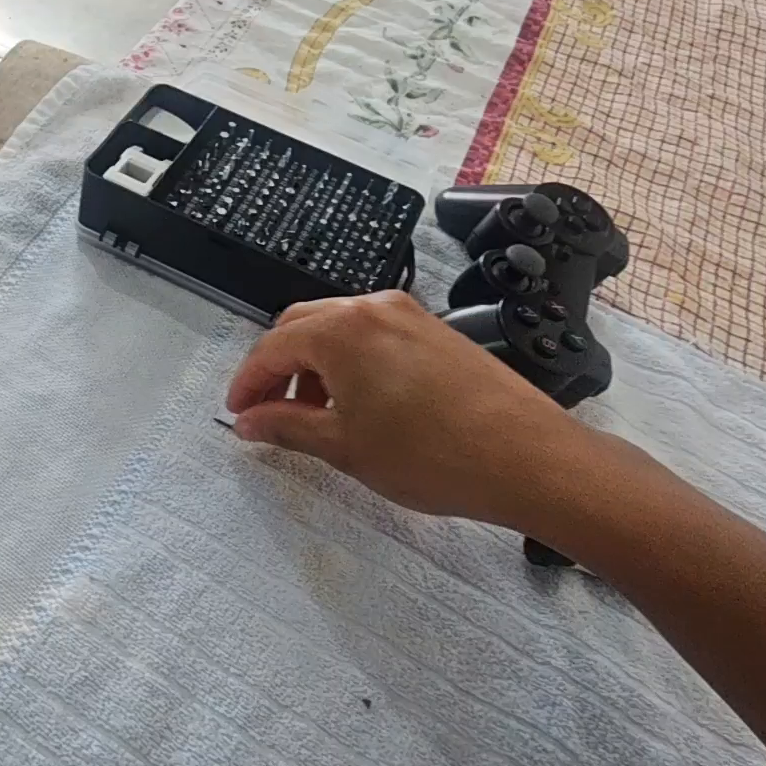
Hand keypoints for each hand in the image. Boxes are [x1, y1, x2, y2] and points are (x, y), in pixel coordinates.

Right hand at [224, 291, 594, 529]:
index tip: (237, 414)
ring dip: (312, 364)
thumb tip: (247, 422)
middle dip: (276, 367)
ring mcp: (409, 314)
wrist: (528, 458)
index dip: (246, 382)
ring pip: (337, 328)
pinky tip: (357, 403)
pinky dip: (348, 361)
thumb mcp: (342, 446)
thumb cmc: (430, 454)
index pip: (271, 347)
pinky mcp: (435, 330)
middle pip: (300, 326)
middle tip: (268, 411)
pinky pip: (372, 334)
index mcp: (341, 329)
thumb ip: (285, 426)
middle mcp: (372, 307)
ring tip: (315, 414)